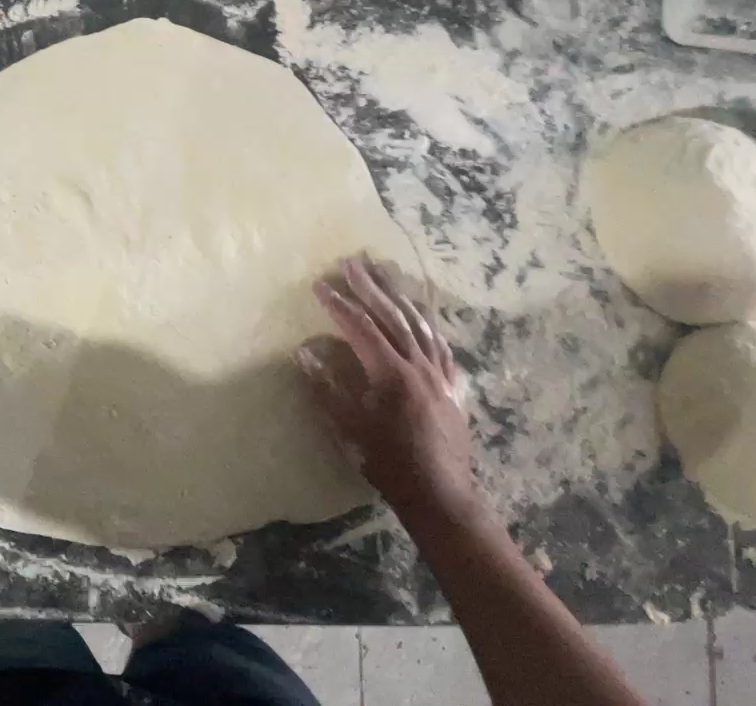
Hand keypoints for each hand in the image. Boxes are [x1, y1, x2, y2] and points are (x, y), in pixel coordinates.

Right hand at [297, 255, 481, 521]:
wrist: (440, 495)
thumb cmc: (390, 463)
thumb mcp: (350, 428)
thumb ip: (327, 388)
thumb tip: (302, 352)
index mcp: (391, 374)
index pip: (361, 327)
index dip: (339, 304)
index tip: (320, 284)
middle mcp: (419, 366)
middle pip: (393, 316)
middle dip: (371, 287)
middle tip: (353, 261)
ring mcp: (440, 374)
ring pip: (421, 324)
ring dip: (401, 296)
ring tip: (387, 273)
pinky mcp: (453, 387)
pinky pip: (442, 346)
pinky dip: (430, 324)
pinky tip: (424, 315)